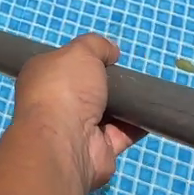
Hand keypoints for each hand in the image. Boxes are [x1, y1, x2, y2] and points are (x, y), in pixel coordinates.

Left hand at [12, 34, 143, 189]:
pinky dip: (136, 124)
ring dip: (123, 104)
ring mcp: (75, 128)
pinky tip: (152, 113)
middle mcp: (54, 102)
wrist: (67, 140)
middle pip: (85, 88)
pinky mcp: (98, 149)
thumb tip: (111, 50)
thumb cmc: (65, 88)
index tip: (104, 56)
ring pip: (105, 111)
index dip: (81, 59)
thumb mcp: (80, 52)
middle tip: (125, 76)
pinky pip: (122, 133)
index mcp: (42, 76)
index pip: (61, 64)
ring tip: (142, 92)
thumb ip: (96, 45)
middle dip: (105, 83)